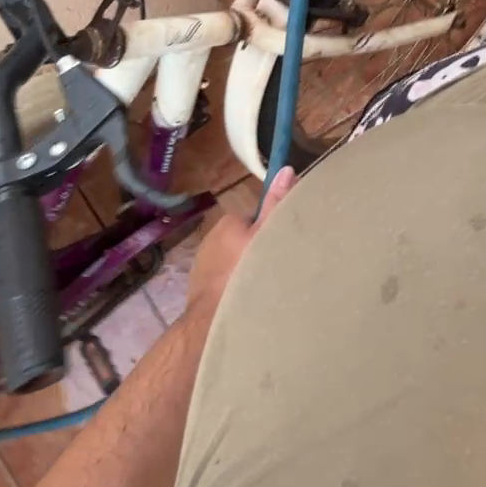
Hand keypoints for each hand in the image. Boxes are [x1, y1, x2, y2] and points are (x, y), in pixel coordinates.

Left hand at [187, 169, 294, 310]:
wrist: (213, 317)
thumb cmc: (245, 270)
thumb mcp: (266, 233)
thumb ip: (276, 203)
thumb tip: (286, 169)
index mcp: (228, 221)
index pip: (254, 218)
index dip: (267, 229)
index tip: (278, 243)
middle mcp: (211, 237)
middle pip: (242, 237)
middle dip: (254, 248)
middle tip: (272, 264)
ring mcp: (202, 263)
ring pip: (231, 258)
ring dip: (243, 266)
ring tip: (259, 281)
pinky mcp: (198, 286)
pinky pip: (222, 276)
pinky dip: (231, 282)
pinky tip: (243, 295)